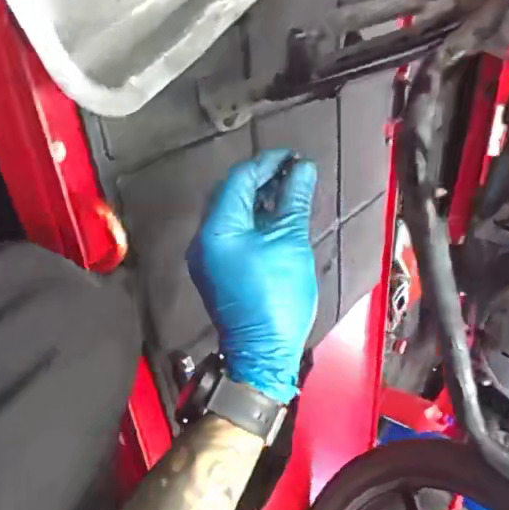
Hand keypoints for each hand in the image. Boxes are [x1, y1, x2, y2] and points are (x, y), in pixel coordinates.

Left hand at [188, 149, 318, 403]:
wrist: (264, 351)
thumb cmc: (276, 301)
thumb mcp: (290, 242)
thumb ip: (294, 200)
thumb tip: (303, 169)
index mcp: (217, 229)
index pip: (239, 180)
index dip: (268, 163)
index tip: (292, 158)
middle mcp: (205, 240)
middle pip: (232, 195)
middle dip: (263, 179)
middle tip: (293, 171)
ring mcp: (209, 257)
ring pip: (233, 214)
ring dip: (260, 200)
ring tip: (290, 191)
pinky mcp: (218, 271)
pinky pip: (234, 235)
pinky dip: (255, 222)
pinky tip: (277, 218)